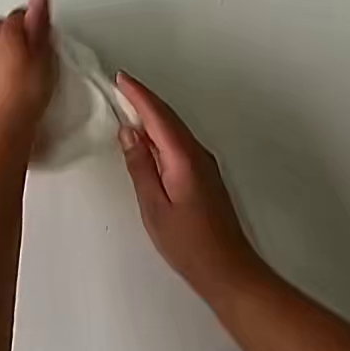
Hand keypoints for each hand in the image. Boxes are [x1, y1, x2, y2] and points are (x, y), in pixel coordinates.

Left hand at [0, 0, 56, 139]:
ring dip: (4, 50)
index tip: (46, 30)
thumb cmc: (25, 94)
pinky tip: (7, 80)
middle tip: (36, 45)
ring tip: (24, 65)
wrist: (5, 126)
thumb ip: (39, 22)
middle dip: (17, 32)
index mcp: (5, 34)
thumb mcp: (44, 54)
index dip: (35, 20)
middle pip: (2, 28)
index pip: (19, 14)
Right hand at [116, 72, 269, 297]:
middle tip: (121, 85)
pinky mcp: (203, 176)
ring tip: (129, 103)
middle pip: (168, 117)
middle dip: (144, 98)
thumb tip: (128, 133)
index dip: (138, 95)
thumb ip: (140, 165)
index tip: (120, 79)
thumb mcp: (153, 204)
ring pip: (174, 128)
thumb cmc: (189, 244)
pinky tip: (147, 135)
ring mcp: (204, 166)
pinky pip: (178, 141)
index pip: (158, 117)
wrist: (229, 272)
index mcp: (183, 159)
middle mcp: (198, 156)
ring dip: (152, 113)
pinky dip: (160, 130)